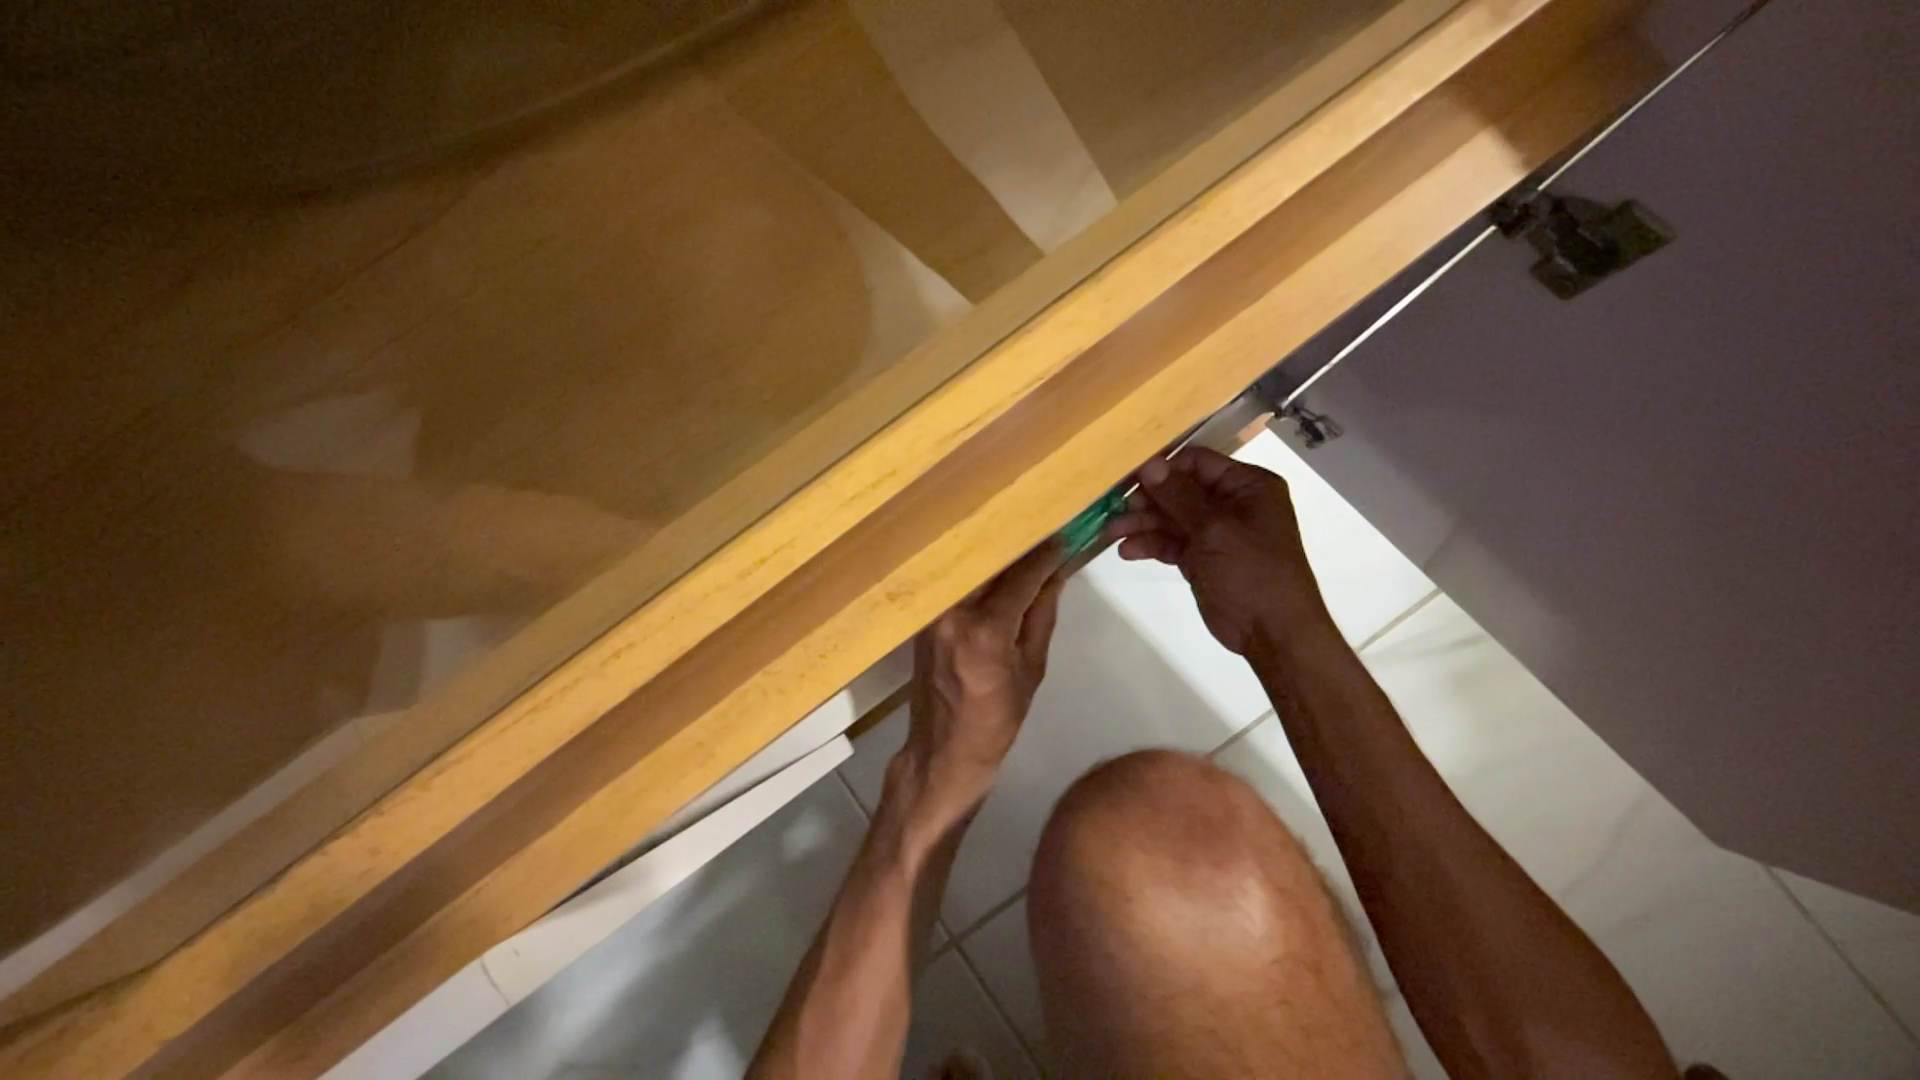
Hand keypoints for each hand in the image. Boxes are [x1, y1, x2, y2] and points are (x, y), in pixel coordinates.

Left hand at [889, 541, 1067, 830]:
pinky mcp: (923, 618)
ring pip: (969, 569)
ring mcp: (932, 614)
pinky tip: (995, 567)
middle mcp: (953, 614)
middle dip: (1018, 544)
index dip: (1045, 555)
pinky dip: (977, 572)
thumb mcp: (1032, 668)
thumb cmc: (996, 720)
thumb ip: (1041, 615)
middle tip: (1043, 529)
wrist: (942, 750)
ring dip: (995, 554)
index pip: (1020, 577)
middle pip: (988, 563)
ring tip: (1022, 542)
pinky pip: (955, 584)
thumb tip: (1055, 573)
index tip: (1064, 537)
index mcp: (985, 632)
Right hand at [1108, 447, 1330, 654]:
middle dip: (1148, 499)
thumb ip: (1179, 495)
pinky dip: (1151, 545)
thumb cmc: (1252, 571)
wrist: (1272, 632)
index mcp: (1248, 486)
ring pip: (1172, 518)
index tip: (1129, 477)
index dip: (1164, 468)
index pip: (1199, 462)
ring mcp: (1216, 533)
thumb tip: (1150, 464)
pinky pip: (1171, 543)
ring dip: (1143, 523)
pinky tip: (1127, 551)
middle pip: (1181, 490)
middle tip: (1116, 507)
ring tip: (1112, 532)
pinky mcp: (1202, 559)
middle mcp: (1233, 504)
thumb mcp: (1215, 528)